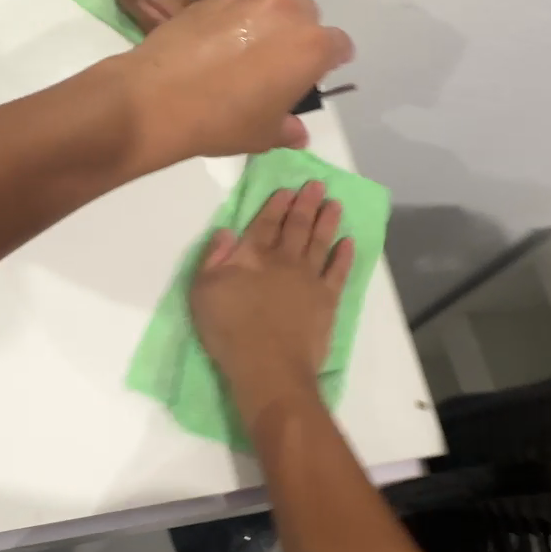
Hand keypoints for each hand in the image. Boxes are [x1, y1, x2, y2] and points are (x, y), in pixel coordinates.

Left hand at [108, 0, 352, 163]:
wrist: (157, 99)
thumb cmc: (221, 122)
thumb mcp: (261, 135)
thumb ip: (287, 129)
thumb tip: (297, 132)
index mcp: (310, 47)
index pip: (339, 46)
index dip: (329, 62)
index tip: (314, 76)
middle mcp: (286, 12)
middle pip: (307, 17)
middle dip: (298, 36)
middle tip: (275, 65)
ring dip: (272, 12)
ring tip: (251, 41)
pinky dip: (235, 14)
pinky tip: (217, 40)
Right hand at [191, 182, 353, 401]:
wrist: (268, 365)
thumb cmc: (228, 330)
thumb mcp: (202, 292)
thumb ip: (213, 258)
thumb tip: (227, 232)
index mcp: (252, 256)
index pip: (266, 223)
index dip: (276, 204)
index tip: (287, 189)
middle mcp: (284, 260)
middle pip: (296, 226)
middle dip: (306, 204)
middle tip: (317, 186)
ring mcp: (309, 279)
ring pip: (320, 242)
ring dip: (327, 221)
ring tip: (334, 203)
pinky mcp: (327, 300)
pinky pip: (338, 271)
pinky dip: (344, 255)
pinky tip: (348, 242)